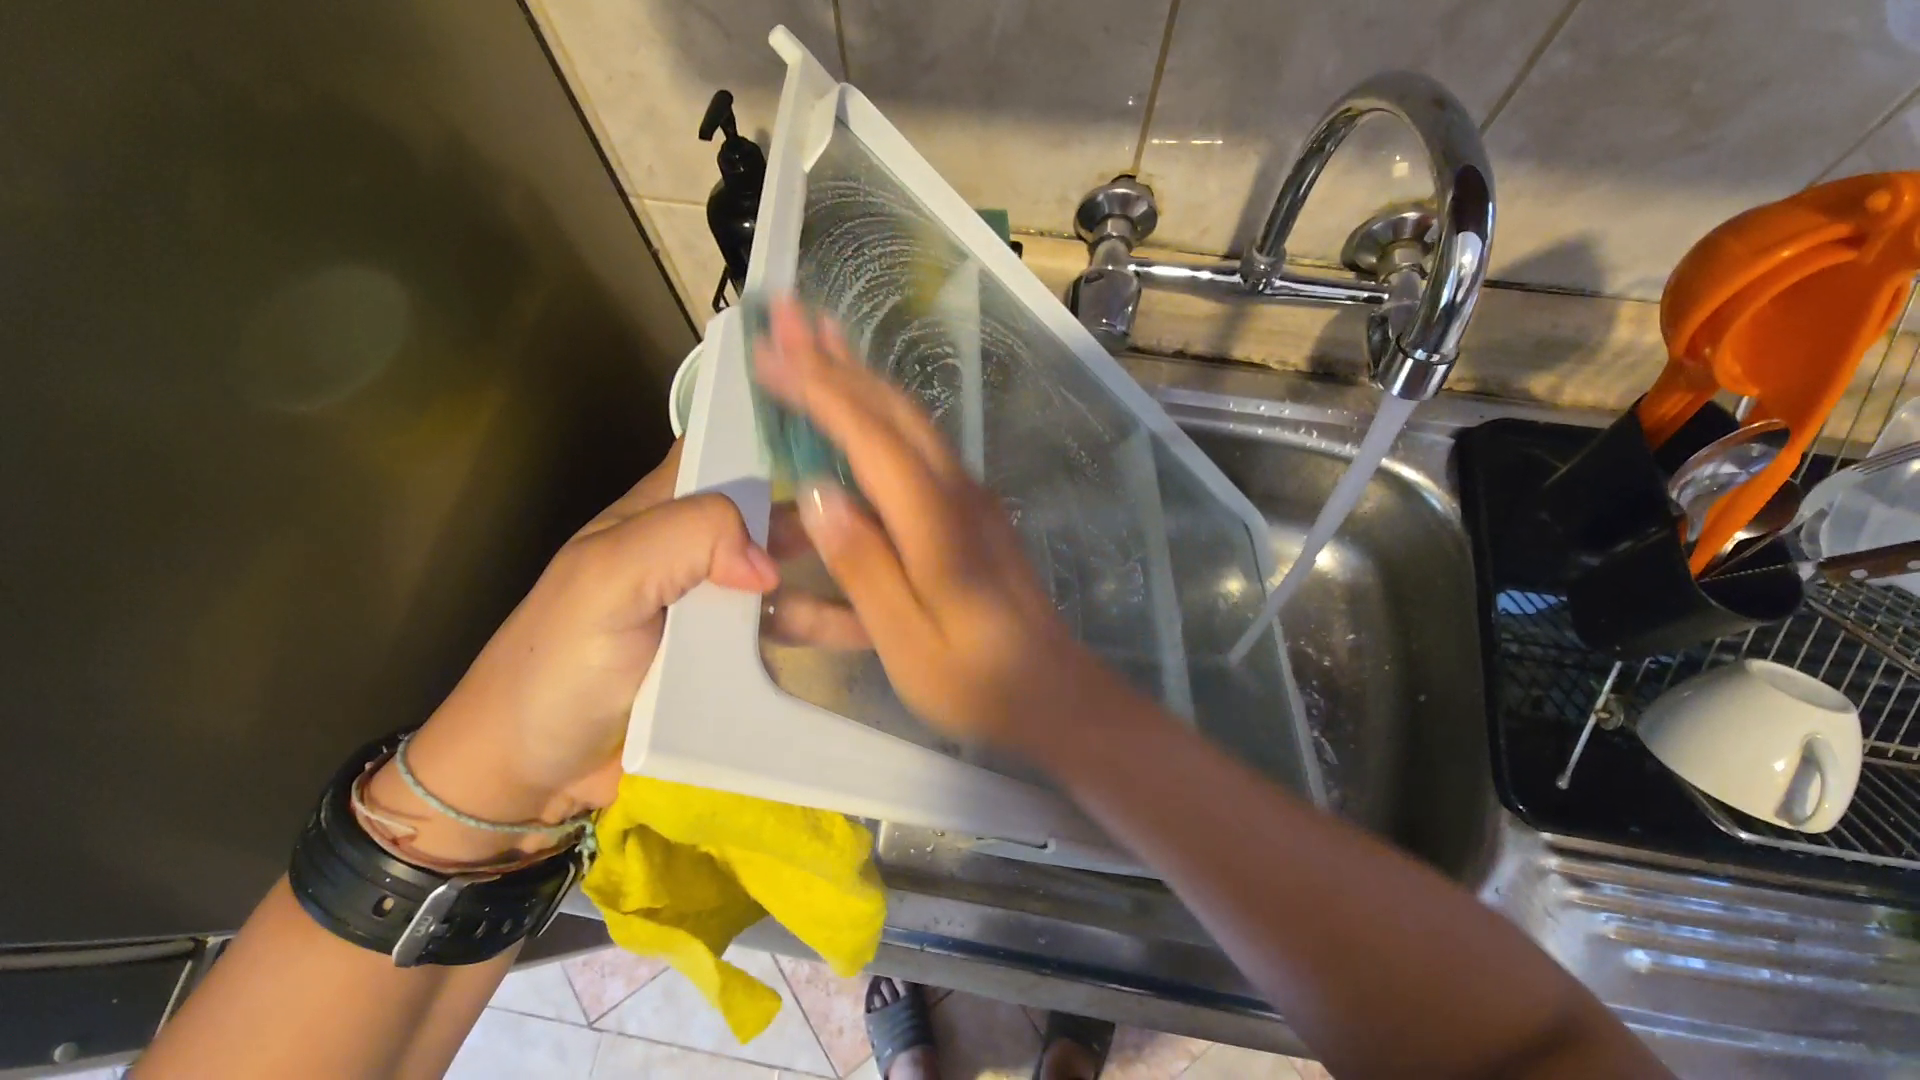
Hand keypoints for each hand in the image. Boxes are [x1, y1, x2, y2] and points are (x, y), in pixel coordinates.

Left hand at [367, 440, 865, 861]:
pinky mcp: (732, 659)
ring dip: (840, 571)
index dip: (782, 433)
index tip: (857, 426)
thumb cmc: (556, 666)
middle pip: (773, 510)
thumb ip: (684, 541)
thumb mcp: (606, 582)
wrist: (530, 774)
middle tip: (907, 506)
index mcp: (660, 512)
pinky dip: (828, 627)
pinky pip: (787, 631)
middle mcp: (696, 548)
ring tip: (905, 573)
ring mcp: (717, 606)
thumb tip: (771, 561)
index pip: (728, 449)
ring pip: (789, 572)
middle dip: (830, 502)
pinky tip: (876, 629)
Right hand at [753, 297, 1125, 751]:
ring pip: (910, 418)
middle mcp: (957, 492)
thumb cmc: (978, 682)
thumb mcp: (908, 642)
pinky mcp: (973, 511)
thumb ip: (865, 566)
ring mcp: (970, 497)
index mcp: (937, 523)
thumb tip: (819, 491)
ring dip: (861, 372)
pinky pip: (920, 443)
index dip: (820, 389)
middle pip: (892, 410)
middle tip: (786, 312)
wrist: (1057, 693)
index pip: (871, 437)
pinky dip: (883, 408)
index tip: (770, 350)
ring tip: (818, 335)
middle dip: (837, 358)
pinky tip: (865, 401)